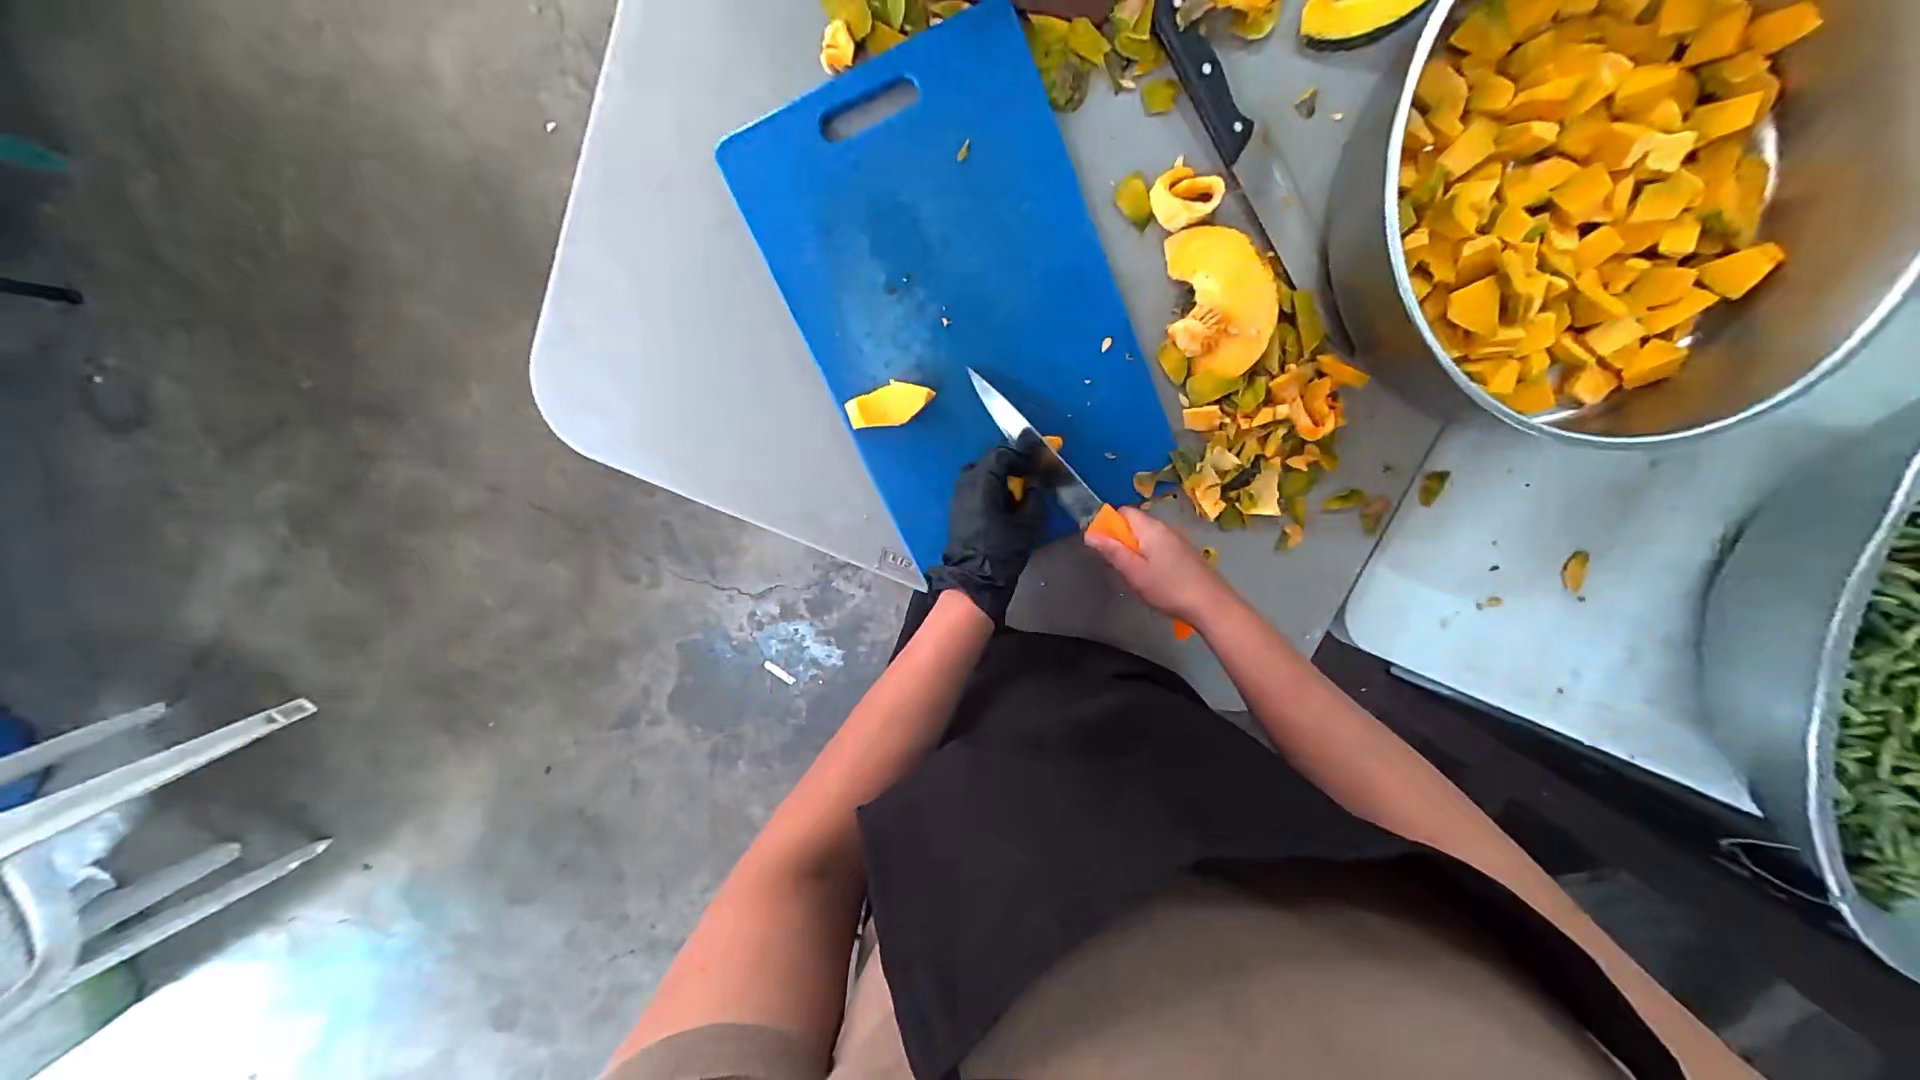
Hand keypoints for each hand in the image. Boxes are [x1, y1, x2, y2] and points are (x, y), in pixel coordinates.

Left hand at [924, 445, 1047, 625]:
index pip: (1003, 454)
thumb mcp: (1028, 523)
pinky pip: (976, 489)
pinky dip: (992, 489)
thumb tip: (1035, 486)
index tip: (1042, 461)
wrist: (974, 581)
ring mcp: (958, 495)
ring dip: (1002, 477)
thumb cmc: (1002, 551)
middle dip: (1013, 465)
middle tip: (1033, 474)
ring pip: (983, 475)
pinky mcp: (957, 509)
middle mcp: (966, 482)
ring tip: (1021, 489)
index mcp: (982, 481)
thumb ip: (1034, 497)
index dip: (1024, 455)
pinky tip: (1006, 502)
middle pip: (991, 462)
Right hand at [1083, 507, 1235, 628]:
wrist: (1211, 604)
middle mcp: (1166, 527)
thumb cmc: (1168, 588)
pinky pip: (1161, 545)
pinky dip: (1151, 555)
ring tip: (1137, 574)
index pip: (1124, 511)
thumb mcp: (1134, 572)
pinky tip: (1155, 577)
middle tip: (1120, 565)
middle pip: (1137, 523)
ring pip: (1149, 536)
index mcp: (1151, 528)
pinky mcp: (1186, 552)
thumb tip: (1090, 534)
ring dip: (1137, 549)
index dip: (1110, 524)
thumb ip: (1112, 551)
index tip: (1105, 546)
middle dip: (1123, 539)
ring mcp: (1179, 539)